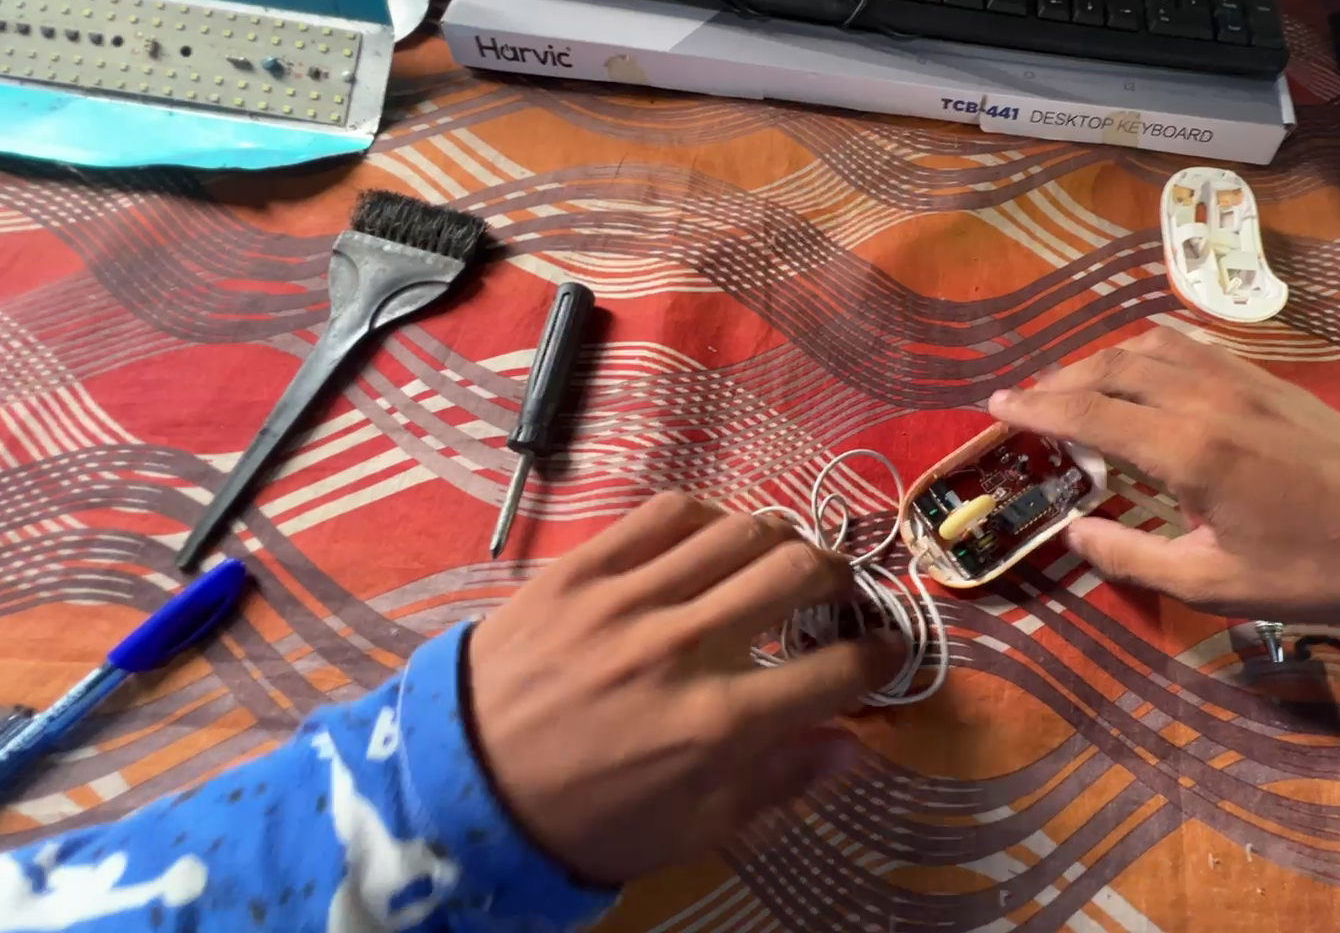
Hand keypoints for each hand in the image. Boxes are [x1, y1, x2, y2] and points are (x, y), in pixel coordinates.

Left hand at [465, 493, 905, 883]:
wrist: (451, 787)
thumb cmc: (582, 817)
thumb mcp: (689, 829)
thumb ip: (780, 784)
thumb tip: (855, 746)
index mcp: (715, 724)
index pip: (835, 673)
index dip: (881, 655)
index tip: (888, 647)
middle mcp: (684, 646)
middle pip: (798, 572)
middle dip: (842, 576)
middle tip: (841, 589)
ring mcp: (631, 596)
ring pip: (743, 529)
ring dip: (785, 538)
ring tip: (785, 556)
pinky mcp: (585, 565)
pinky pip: (669, 510)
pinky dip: (711, 516)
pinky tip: (715, 537)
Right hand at [988, 328, 1339, 631]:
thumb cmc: (1314, 572)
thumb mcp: (1213, 584)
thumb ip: (1131, 557)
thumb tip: (1073, 532)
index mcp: (1189, 451)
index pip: (1090, 414)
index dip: (1036, 408)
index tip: (997, 407)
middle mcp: (1206, 400)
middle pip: (1111, 368)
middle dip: (1057, 379)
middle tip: (1025, 400)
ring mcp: (1240, 380)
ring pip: (1149, 346)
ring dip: (1099, 360)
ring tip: (1073, 384)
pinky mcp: (1266, 378)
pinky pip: (1191, 345)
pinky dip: (1147, 349)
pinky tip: (1141, 365)